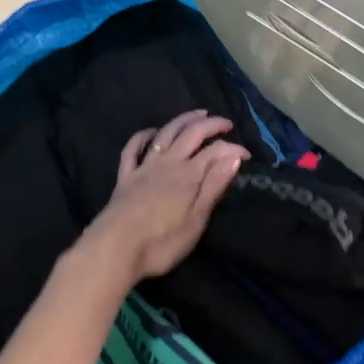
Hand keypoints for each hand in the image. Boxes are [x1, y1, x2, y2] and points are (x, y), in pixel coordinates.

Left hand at [79, 110, 251, 284]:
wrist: (116, 248)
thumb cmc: (162, 242)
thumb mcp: (196, 220)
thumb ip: (214, 186)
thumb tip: (234, 156)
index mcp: (188, 174)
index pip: (216, 152)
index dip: (233, 149)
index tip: (247, 154)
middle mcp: (168, 162)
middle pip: (191, 134)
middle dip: (210, 124)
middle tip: (225, 123)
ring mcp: (144, 167)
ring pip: (165, 134)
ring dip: (183, 120)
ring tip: (197, 114)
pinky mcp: (126, 176)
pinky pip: (133, 148)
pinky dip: (143, 136)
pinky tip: (150, 132)